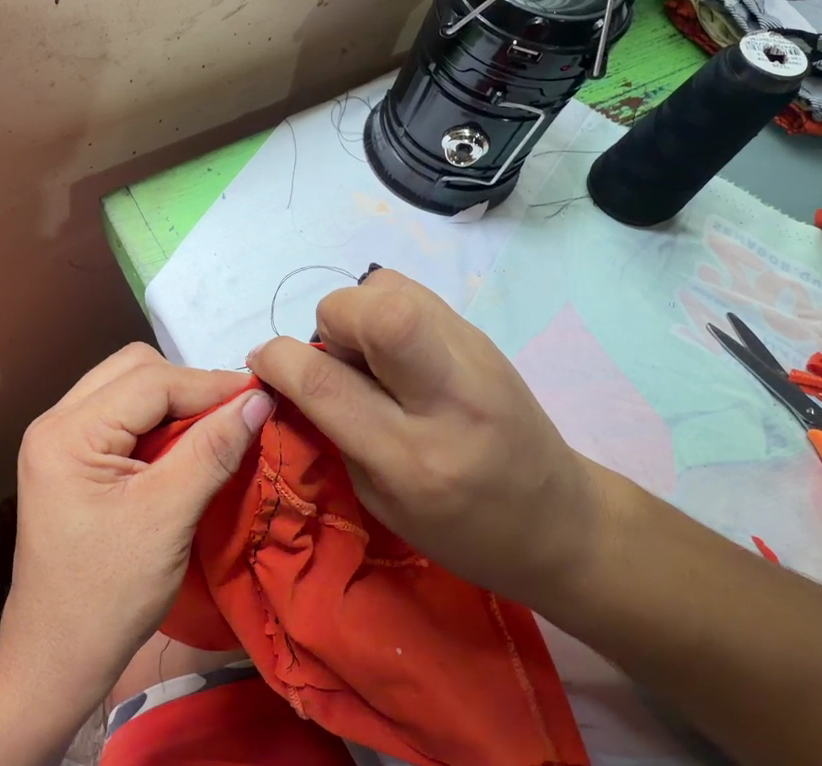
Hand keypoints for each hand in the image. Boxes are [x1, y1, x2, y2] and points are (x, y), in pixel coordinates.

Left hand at [0, 344, 272, 699]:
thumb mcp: (167, 517)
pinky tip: (186, 445)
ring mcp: (59, 440)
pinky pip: (121, 417)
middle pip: (133, 371)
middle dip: (188, 386)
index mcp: (66, 432)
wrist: (59, 655)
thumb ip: (212, 451)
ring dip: (174, 402)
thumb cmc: (110, 593)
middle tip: (236, 414)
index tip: (261, 398)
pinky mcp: (72, 460)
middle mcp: (55, 422)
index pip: (149, 381)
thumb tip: (259, 400)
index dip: (209, 385)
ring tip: (217, 428)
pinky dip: (158, 423)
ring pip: (128, 389)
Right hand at [247, 269, 604, 607]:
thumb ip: (333, 431)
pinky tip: (399, 351)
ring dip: (359, 312)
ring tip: (372, 356)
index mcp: (411, 458)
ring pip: (392, 290)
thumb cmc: (461, 531)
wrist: (559, 522)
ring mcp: (476, 360)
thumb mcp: (380, 501)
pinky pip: (415, 295)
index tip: (263, 362)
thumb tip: (292, 373)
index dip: (277, 360)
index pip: (325, 383)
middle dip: (331, 321)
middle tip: (338, 358)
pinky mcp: (485, 338)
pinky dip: (387, 309)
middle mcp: (448, 401)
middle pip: (375, 313)